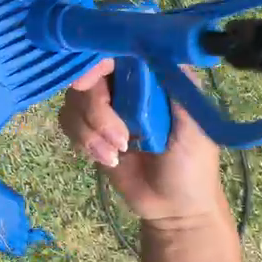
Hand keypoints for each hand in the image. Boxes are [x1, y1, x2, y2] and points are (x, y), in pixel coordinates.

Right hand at [60, 59, 228, 229]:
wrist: (174, 210)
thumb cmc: (192, 165)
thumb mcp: (194, 126)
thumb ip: (176, 87)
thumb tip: (151, 51)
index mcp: (149, 75)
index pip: (114, 51)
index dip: (95, 62)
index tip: (86, 82)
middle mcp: (123, 84)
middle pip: (87, 75)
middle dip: (96, 109)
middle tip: (118, 138)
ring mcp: (105, 106)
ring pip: (73, 99)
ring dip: (90, 130)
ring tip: (116, 155)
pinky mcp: (89, 128)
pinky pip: (67, 120)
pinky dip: (83, 140)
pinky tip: (107, 159)